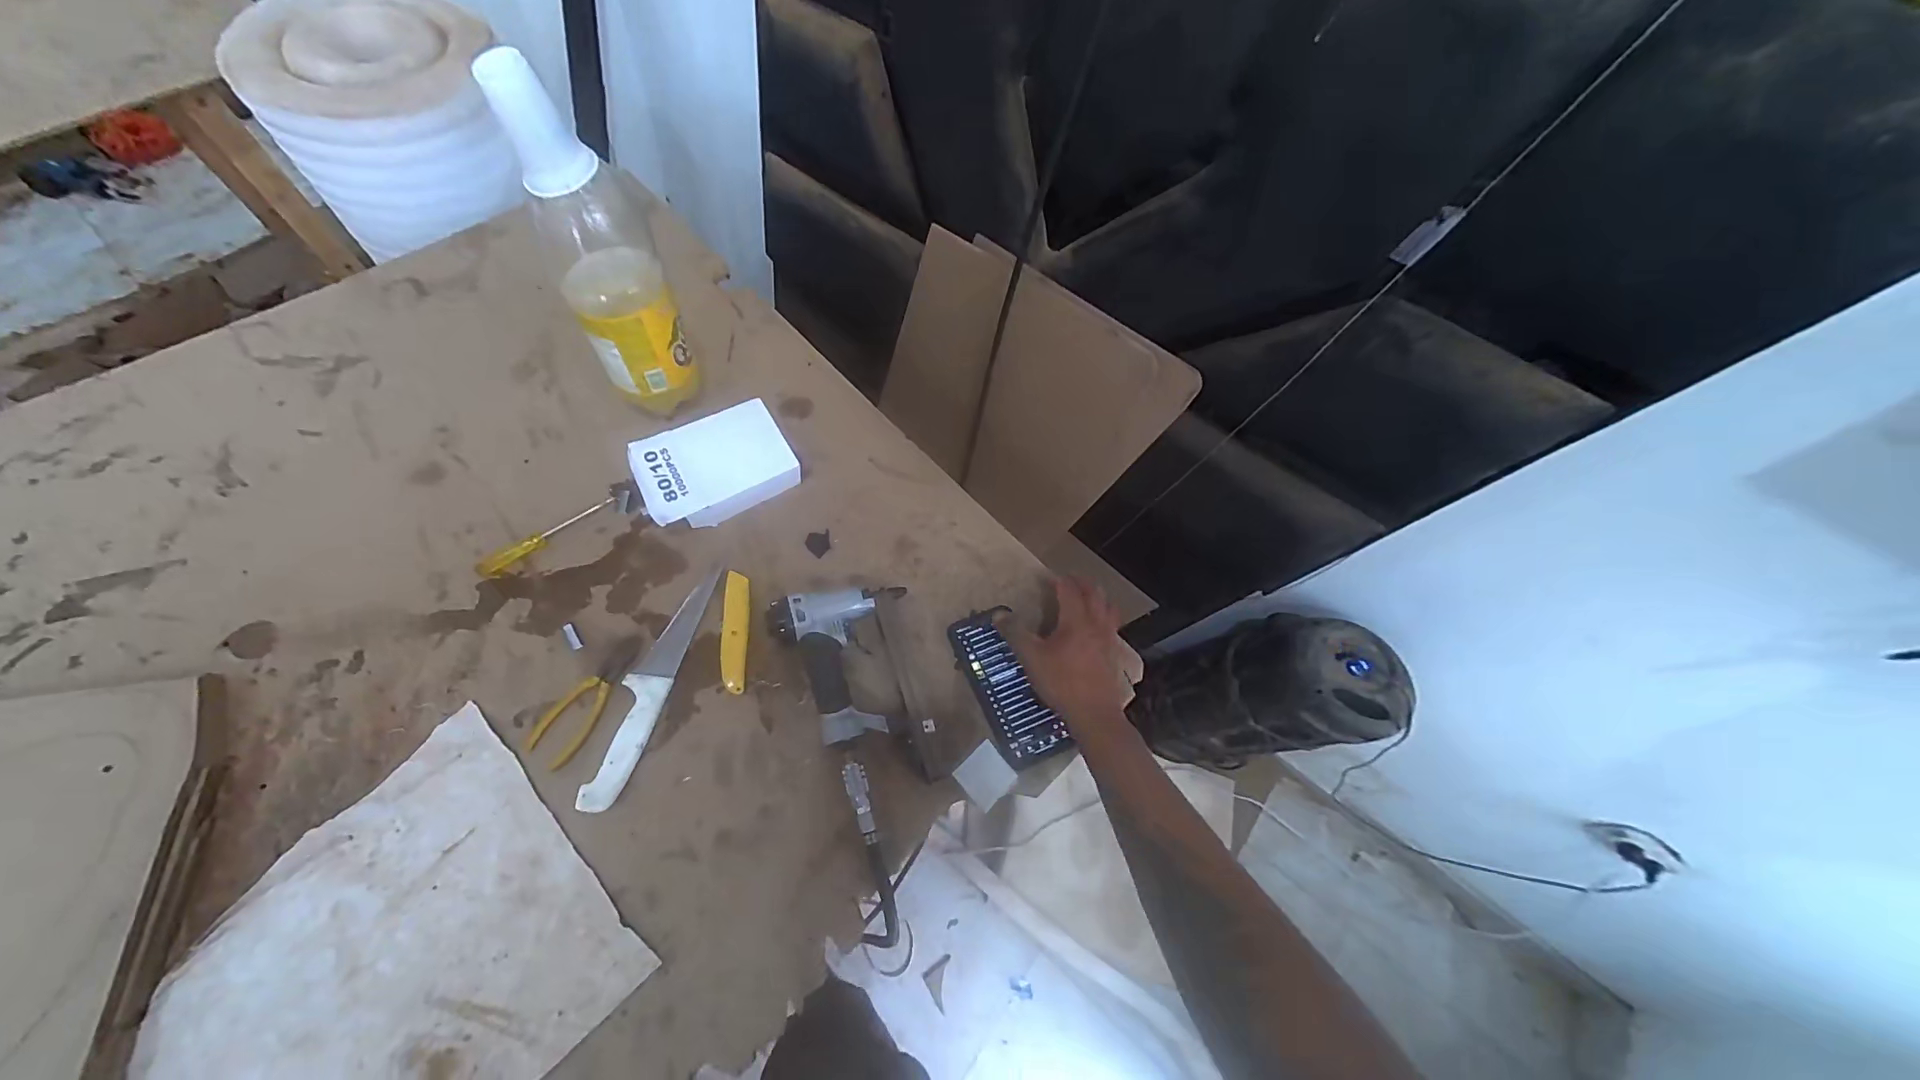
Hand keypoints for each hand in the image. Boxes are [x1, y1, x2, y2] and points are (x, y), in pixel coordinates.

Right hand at [1000, 577, 1132, 737]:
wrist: (1094, 713)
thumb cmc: (1061, 682)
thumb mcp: (1031, 658)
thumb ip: (1015, 634)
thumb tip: (999, 614)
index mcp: (1076, 620)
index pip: (1069, 590)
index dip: (1059, 581)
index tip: (1049, 578)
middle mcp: (1096, 624)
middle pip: (1094, 594)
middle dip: (1082, 583)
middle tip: (1071, 580)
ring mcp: (1109, 639)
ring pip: (1109, 609)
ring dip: (1099, 598)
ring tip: (1090, 597)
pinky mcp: (1115, 655)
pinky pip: (1113, 627)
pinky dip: (1106, 618)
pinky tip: (1098, 630)